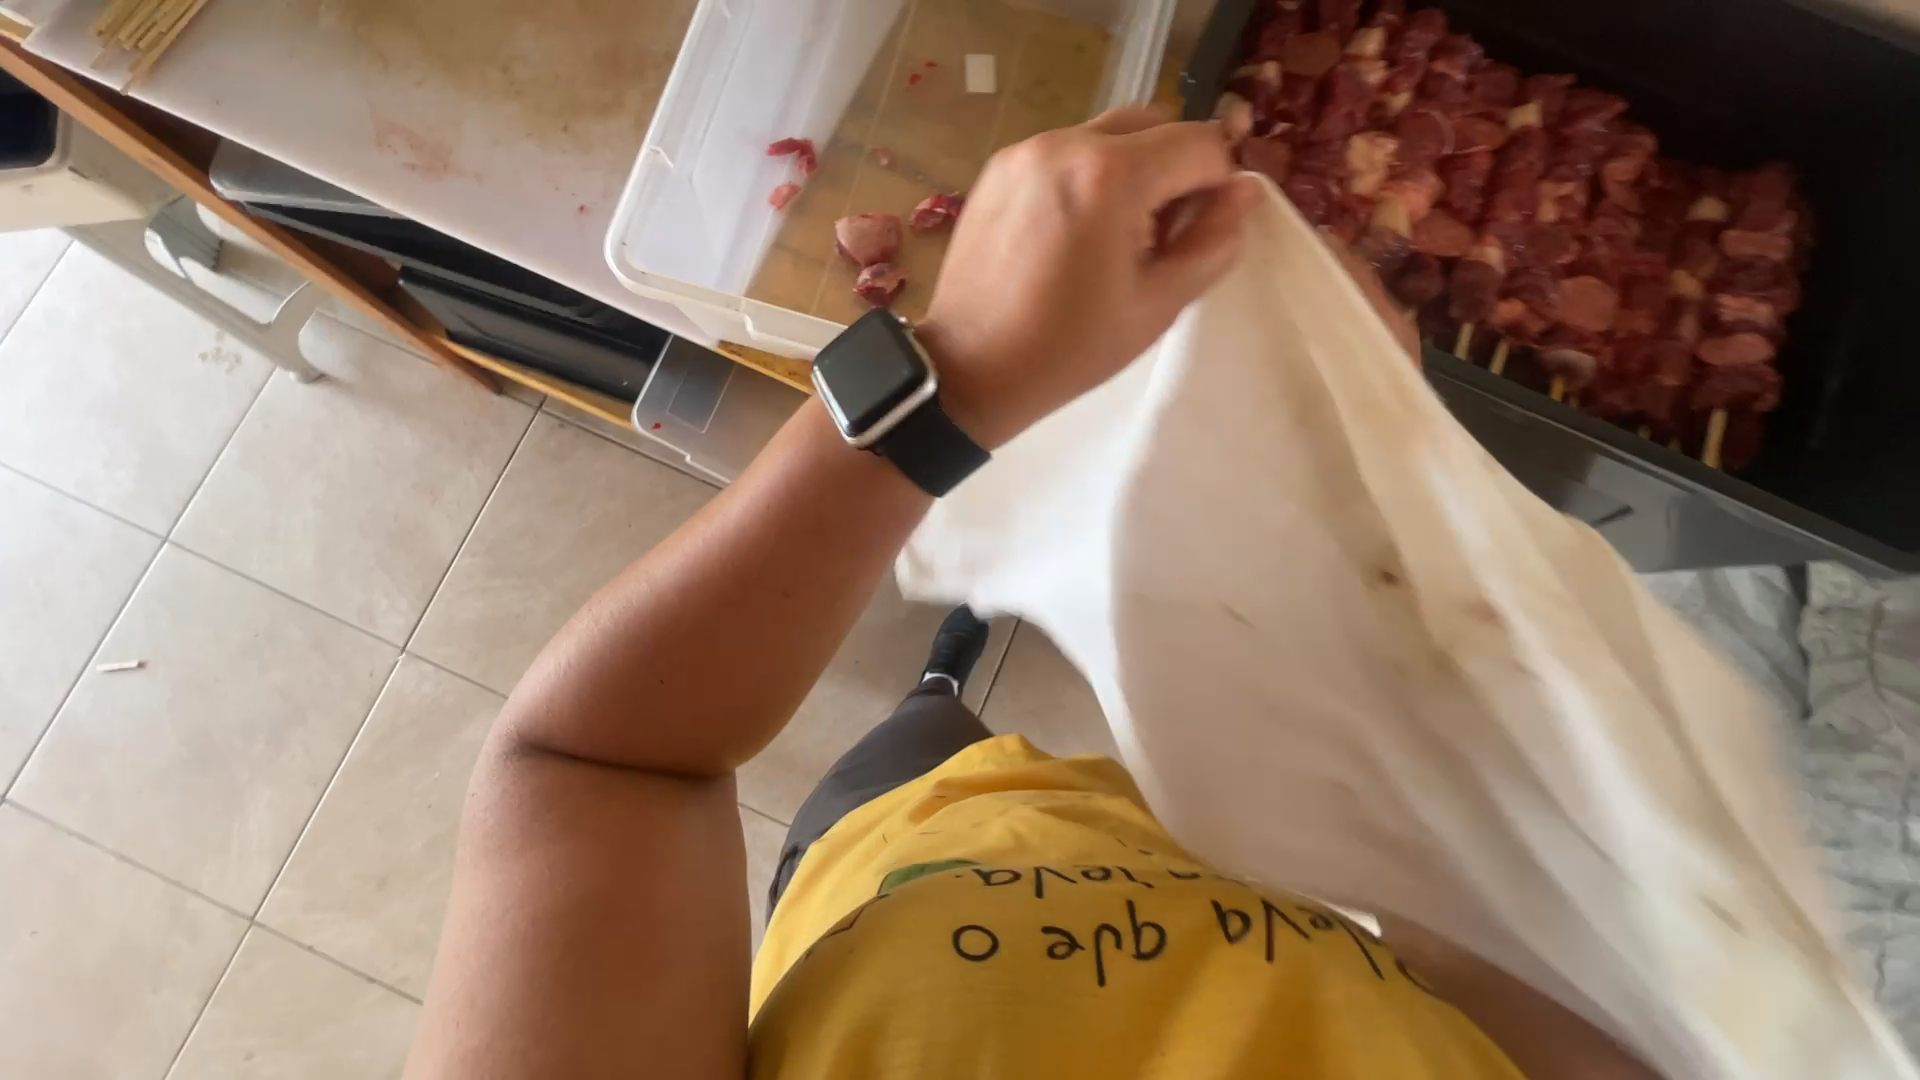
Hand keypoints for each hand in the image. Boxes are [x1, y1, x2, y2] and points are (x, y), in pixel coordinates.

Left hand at [919, 107, 1262, 448]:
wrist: (970, 372)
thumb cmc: (1068, 351)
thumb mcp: (1157, 305)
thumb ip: (1213, 241)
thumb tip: (1243, 192)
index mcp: (1110, 175)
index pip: (1200, 145)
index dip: (1216, 187)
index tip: (1197, 234)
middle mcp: (1064, 143)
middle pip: (1153, 126)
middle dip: (1172, 173)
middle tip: (1154, 241)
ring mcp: (1023, 153)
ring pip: (1107, 137)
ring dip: (1129, 173)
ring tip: (1108, 242)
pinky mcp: (996, 171)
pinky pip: (1063, 154)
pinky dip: (1084, 180)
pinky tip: (1068, 237)